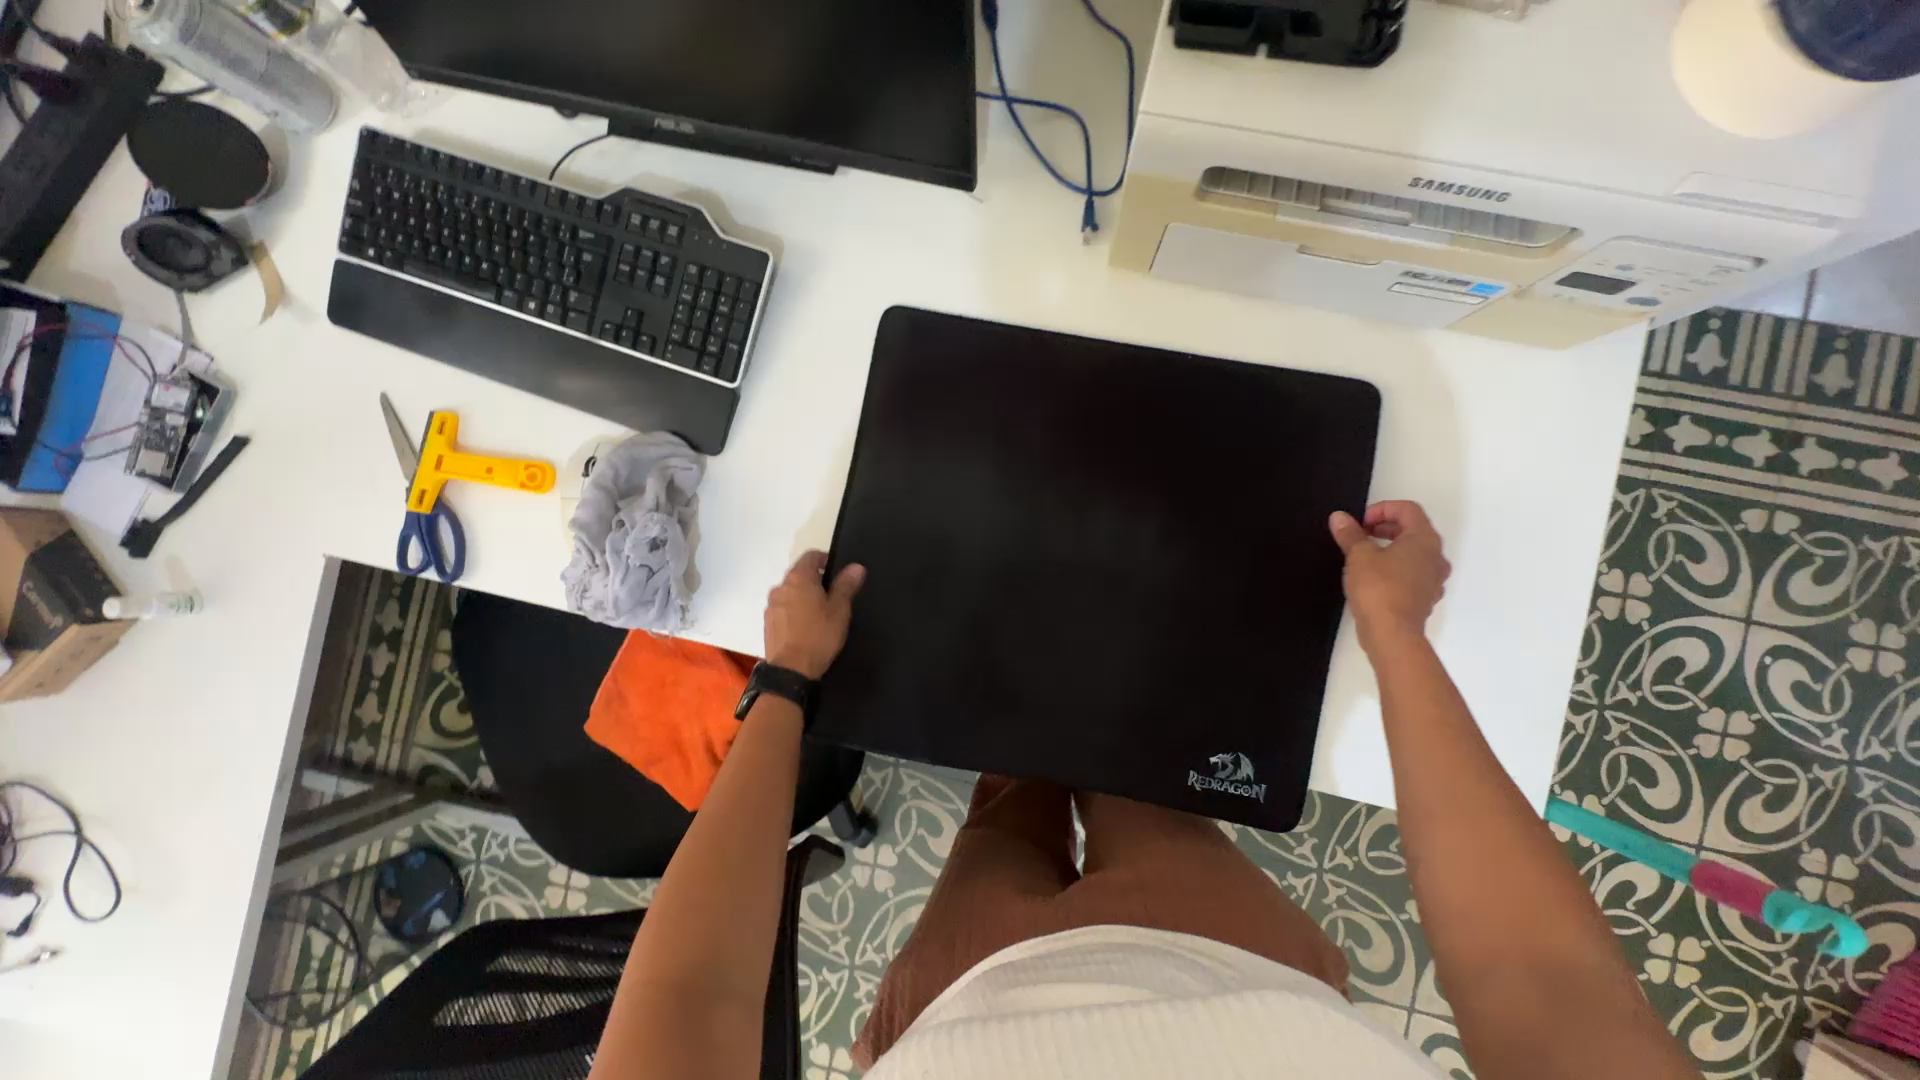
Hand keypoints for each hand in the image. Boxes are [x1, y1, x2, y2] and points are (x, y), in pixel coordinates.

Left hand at [764, 551, 866, 678]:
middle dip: (815, 580)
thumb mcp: (839, 610)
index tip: (837, 572)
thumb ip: (846, 585)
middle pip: (799, 574)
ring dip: (802, 596)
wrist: (791, 669)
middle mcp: (781, 586)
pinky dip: (793, 610)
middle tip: (832, 595)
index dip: (825, 559)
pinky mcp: (767, 622)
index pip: (811, 556)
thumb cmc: (819, 636)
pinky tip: (804, 626)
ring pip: (790, 591)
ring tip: (818, 613)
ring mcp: (771, 604)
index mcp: (799, 578)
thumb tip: (856, 567)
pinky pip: (783, 607)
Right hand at [1328, 501, 1449, 650]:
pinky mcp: (1425, 598)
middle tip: (1360, 536)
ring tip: (1365, 557)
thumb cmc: (1378, 588)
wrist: (1392, 634)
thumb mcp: (1358, 556)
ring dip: (1391, 548)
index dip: (1382, 509)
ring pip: (1414, 554)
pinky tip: (1374, 579)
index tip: (1360, 523)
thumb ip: (1350, 534)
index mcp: (1424, 540)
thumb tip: (1339, 517)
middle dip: (1385, 527)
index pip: (1408, 509)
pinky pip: (1412, 574)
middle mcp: (1436, 557)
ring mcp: (1434, 580)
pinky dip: (1395, 569)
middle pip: (1414, 530)